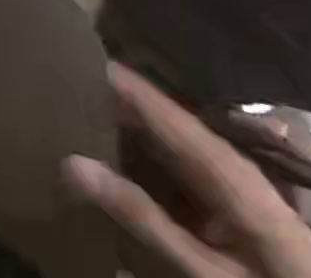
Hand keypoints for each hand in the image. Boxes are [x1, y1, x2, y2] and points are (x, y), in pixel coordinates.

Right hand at [62, 64, 310, 277]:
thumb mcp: (205, 268)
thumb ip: (142, 217)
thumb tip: (73, 161)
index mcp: (230, 170)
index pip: (168, 113)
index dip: (127, 83)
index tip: (84, 54)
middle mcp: (234, 166)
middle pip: (172, 120)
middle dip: (125, 98)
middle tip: (73, 77)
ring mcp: (238, 185)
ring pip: (177, 140)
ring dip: (136, 122)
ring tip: (87, 103)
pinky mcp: (237, 206)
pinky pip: (184, 163)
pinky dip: (150, 149)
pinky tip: (123, 150)